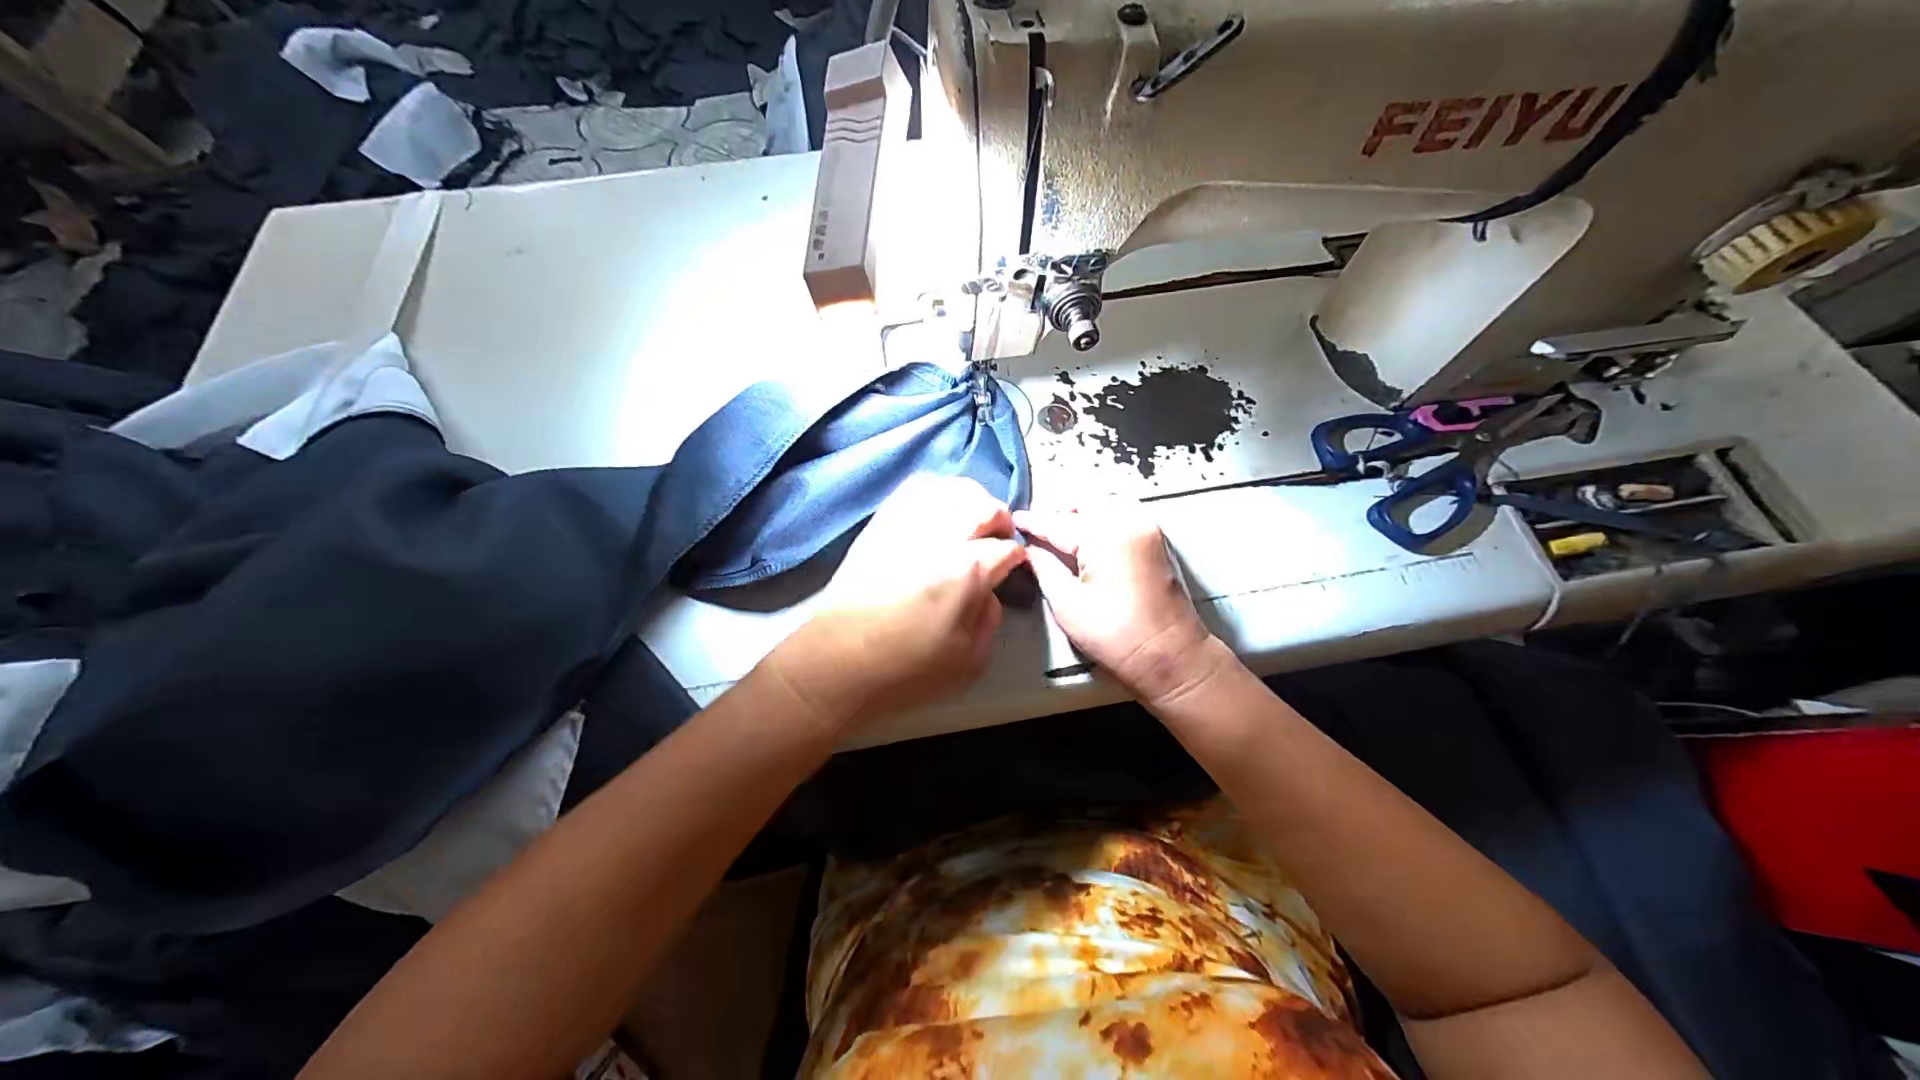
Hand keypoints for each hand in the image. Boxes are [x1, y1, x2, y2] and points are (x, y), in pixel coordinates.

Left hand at [759, 474, 1026, 735]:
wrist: (837, 662)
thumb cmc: (905, 669)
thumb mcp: (969, 660)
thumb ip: (991, 618)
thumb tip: (990, 592)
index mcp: (966, 571)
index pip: (1006, 549)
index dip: (1015, 558)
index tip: (1012, 567)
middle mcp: (939, 536)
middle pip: (982, 504)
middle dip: (998, 519)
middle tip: (995, 540)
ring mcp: (906, 524)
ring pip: (950, 488)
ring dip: (969, 500)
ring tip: (970, 522)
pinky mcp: (879, 523)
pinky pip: (915, 489)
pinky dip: (936, 493)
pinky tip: (939, 512)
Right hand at [1014, 501, 1226, 705]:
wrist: (1171, 656)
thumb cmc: (1116, 636)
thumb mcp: (1067, 604)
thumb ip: (1044, 568)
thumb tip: (1030, 550)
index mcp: (1105, 534)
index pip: (1059, 522)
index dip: (1033, 522)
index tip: (1014, 520)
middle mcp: (1129, 521)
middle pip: (1085, 502)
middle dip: (1059, 511)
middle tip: (1038, 529)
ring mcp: (1147, 528)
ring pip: (1106, 504)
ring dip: (1083, 512)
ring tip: (1062, 533)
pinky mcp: (1157, 541)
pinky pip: (1123, 515)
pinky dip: (1102, 519)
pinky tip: (1088, 539)